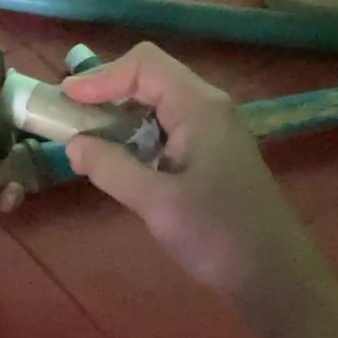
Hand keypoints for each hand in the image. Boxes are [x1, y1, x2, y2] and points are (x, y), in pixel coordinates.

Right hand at [62, 43, 309, 305]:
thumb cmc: (217, 234)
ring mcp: (211, 129)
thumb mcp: (157, 203)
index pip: (144, 65)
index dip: (100, 76)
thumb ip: (112, 169)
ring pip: (157, 101)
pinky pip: (166, 125)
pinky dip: (135, 131)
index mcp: (199, 108)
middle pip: (151, 76)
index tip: (65, 99)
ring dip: (119, 111)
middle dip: (107, 89)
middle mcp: (207, 107)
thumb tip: (73, 145)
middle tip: (70, 112)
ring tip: (85, 132)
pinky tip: (116, 155)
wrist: (272, 272)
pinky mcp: (210, 151)